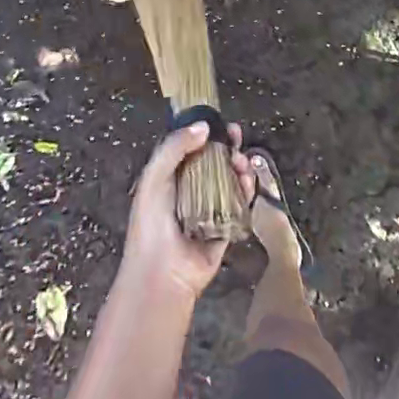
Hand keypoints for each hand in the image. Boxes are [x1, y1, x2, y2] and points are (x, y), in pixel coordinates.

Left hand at [117, 121, 252, 304]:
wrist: (162, 273)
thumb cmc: (151, 223)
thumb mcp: (154, 177)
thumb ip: (174, 147)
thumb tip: (203, 127)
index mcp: (171, 178)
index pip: (193, 149)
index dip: (208, 135)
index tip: (221, 125)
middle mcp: (192, 191)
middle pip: (216, 162)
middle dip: (228, 148)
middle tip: (236, 139)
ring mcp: (211, 209)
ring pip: (231, 180)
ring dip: (239, 166)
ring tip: (241, 162)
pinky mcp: (227, 227)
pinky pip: (240, 203)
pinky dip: (246, 190)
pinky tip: (246, 180)